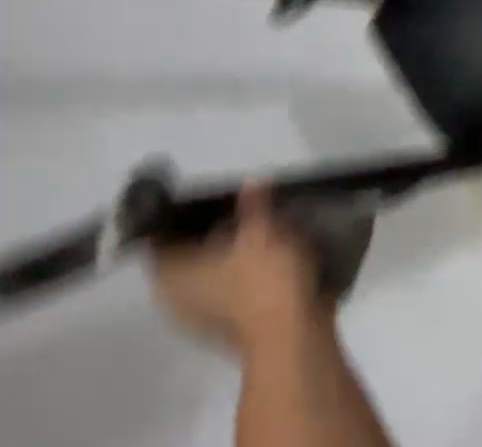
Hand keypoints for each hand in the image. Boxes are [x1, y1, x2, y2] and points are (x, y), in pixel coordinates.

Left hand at [146, 183, 329, 352]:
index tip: (202, 205)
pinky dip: (237, 280)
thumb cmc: (267, 281)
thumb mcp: (266, 235)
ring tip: (255, 240)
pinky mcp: (223, 327)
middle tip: (235, 218)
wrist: (289, 334)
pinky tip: (264, 268)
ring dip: (222, 262)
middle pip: (182, 260)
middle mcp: (172, 298)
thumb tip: (252, 180)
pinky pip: (223, 294)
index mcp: (170, 276)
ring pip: (203, 279)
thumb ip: (256, 208)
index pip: (158, 242)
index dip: (176, 222)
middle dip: (206, 240)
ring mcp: (196, 317)